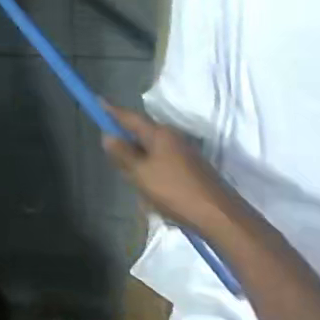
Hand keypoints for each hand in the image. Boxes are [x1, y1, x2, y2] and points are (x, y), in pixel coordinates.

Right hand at [99, 102, 248, 241]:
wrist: (222, 219)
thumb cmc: (176, 191)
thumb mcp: (140, 173)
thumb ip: (122, 154)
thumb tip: (108, 135)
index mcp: (159, 134)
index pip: (130, 117)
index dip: (112, 110)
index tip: (97, 100)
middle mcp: (174, 138)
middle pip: (141, 135)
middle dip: (127, 146)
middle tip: (115, 160)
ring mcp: (186, 155)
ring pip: (152, 154)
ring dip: (141, 166)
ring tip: (138, 188)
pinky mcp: (193, 171)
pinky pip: (164, 167)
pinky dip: (154, 176)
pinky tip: (155, 196)